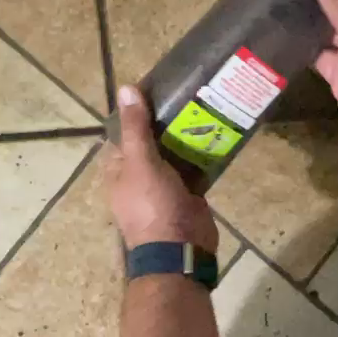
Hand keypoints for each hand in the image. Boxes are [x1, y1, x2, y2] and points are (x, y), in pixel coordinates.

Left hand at [105, 85, 219, 252]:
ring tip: (206, 105)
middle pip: (152, 140)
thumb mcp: (140, 162)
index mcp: (119, 168)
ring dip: (188, 135)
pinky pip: (194, 167)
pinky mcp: (188, 192)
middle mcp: (139, 175)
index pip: (123, 132)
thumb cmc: (152, 206)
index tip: (158, 87)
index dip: (137, 110)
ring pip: (175, 153)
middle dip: (168, 120)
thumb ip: (135, 127)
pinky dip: (204, 154)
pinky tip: (218, 132)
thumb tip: (126, 88)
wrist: (180, 249)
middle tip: (189, 92)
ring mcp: (165, 185)